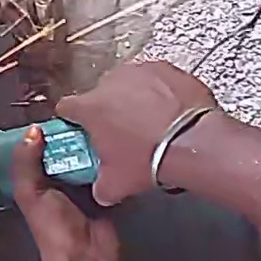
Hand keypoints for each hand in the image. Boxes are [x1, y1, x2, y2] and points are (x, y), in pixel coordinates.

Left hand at [12, 125, 120, 260]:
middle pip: (72, 151)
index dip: (51, 132)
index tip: (65, 111)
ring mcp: (88, 187)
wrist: (86, 258)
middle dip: (80, 136)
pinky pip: (113, 171)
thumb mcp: (30, 193)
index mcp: (40, 181)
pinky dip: (117, 161)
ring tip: (109, 124)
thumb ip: (26, 163)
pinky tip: (122, 145)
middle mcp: (64, 181)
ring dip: (99, 147)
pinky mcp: (110, 192)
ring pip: (93, 158)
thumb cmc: (53, 229)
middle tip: (92, 114)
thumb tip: (32, 131)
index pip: (44, 149)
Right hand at [56, 61, 220, 204]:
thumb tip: (101, 192)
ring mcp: (140, 71)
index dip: (73, 120)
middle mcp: (111, 81)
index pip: (67, 107)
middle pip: (100, 94)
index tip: (82, 130)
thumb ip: (100, 187)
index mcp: (90, 107)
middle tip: (122, 131)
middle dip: (107, 110)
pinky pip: (155, 79)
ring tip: (149, 121)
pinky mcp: (166, 68)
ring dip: (133, 98)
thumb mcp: (116, 184)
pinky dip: (159, 92)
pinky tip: (169, 111)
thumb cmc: (152, 158)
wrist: (194, 143)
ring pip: (128, 83)